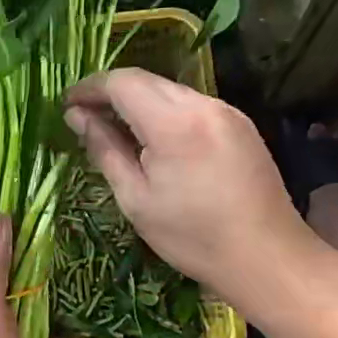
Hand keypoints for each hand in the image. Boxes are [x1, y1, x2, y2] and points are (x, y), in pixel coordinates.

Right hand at [64, 69, 337, 305]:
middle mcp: (202, 104)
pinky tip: (153, 137)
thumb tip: (76, 116)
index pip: (121, 82)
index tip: (67, 106)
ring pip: (167, 89)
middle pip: (144, 80)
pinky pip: (190, 103)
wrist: (270, 258)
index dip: (89, 88)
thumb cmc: (194, 237)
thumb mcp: (136, 198)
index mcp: (174, 123)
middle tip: (84, 116)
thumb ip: (104, 149)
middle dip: (110, 92)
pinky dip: (163, 110)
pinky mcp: (239, 122)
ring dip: (137, 100)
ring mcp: (226, 110)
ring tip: (114, 128)